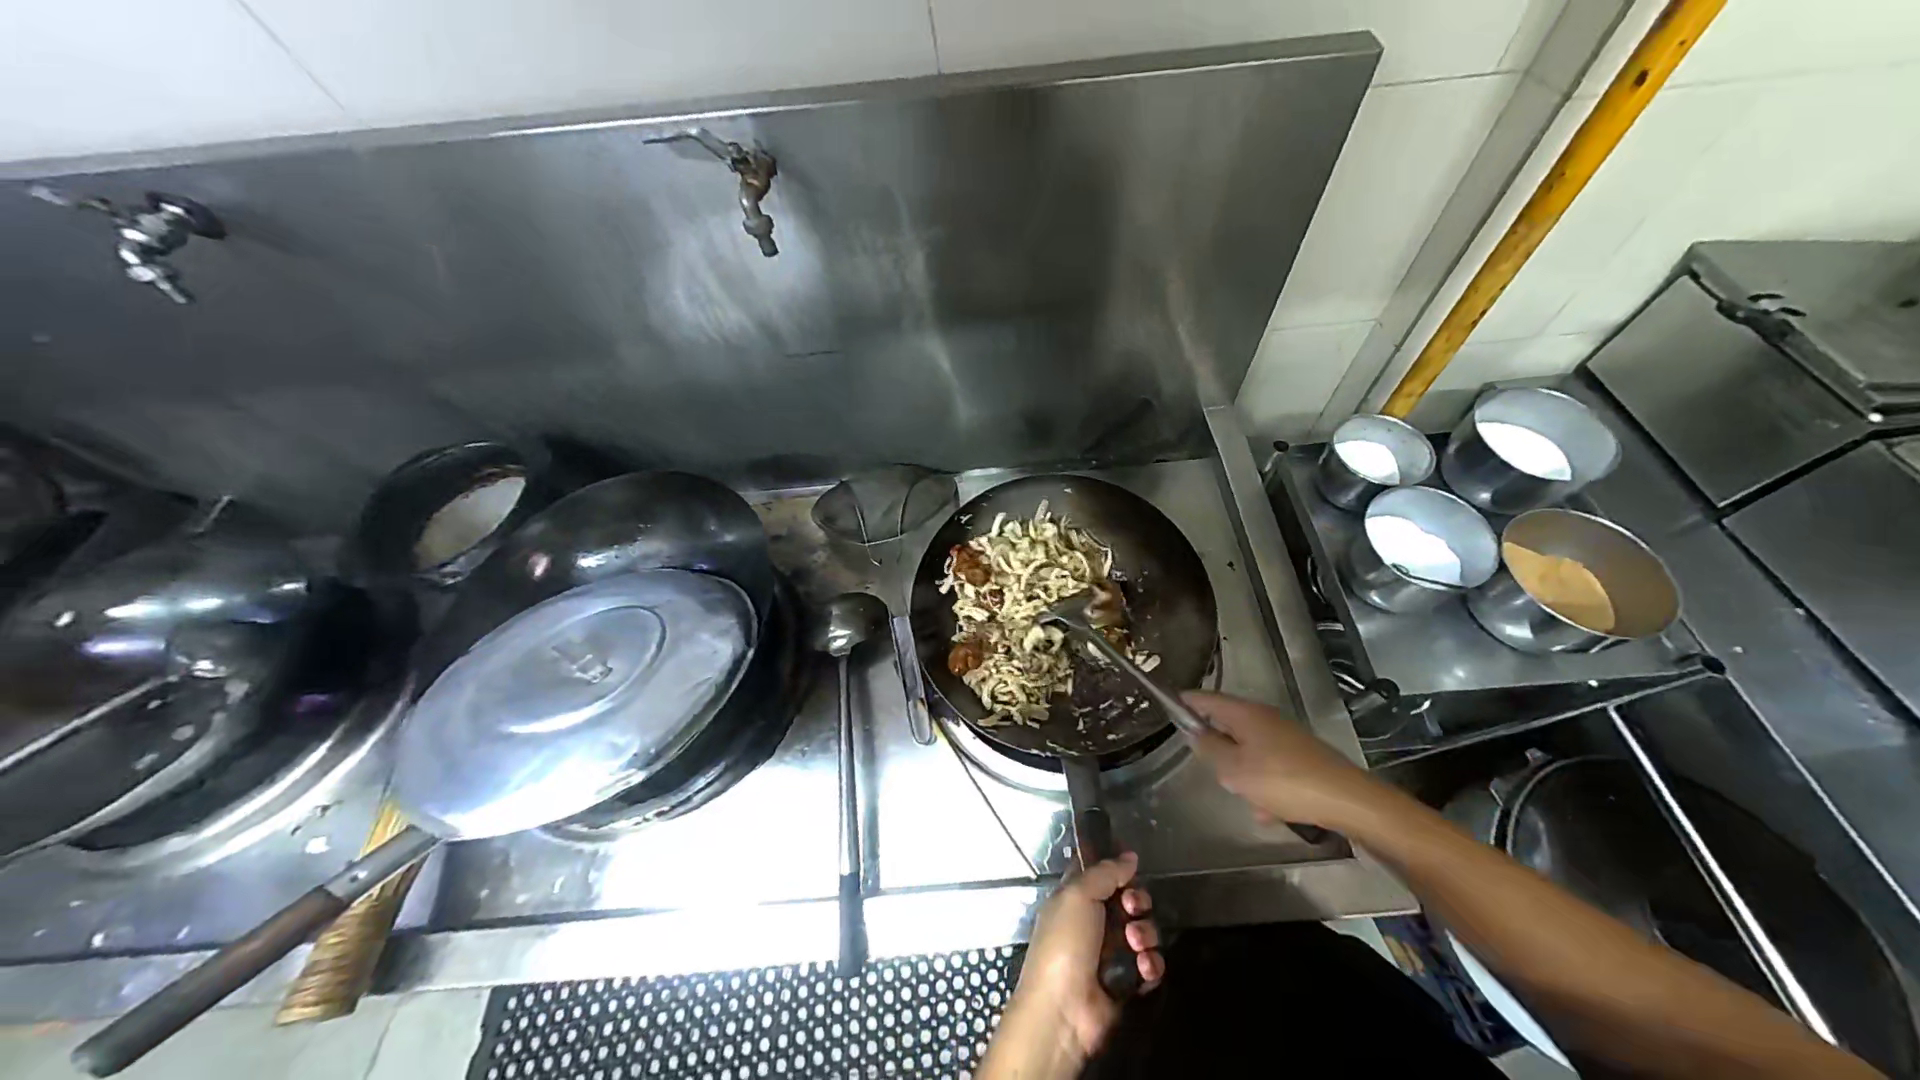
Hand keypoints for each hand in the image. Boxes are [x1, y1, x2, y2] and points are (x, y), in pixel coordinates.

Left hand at [986, 855, 1161, 1075]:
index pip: (1101, 874)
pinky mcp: (1128, 982)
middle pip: (1129, 900)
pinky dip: (1151, 964)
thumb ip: (1104, 872)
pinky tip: (1143, 967)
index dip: (1117, 868)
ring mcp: (1112, 953)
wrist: (1063, 1009)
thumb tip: (1129, 855)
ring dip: (1145, 933)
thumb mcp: (1077, 895)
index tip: (1132, 866)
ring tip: (1135, 943)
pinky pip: (1151, 964)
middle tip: (1132, 907)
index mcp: (1075, 898)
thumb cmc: (1064, 943)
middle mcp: (1094, 921)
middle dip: (1137, 901)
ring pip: (1144, 930)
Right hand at [1183, 690, 1387, 829]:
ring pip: (1250, 750)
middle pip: (1229, 724)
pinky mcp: (1303, 757)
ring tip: (1242, 796)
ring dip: (1241, 771)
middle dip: (1216, 745)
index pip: (1208, 699)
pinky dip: (1263, 784)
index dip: (1187, 701)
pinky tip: (1268, 811)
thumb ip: (1209, 748)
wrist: (1347, 800)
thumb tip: (1195, 731)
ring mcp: (1287, 737)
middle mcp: (1266, 718)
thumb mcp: (1234, 769)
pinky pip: (1271, 767)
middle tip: (1205, 764)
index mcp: (1246, 714)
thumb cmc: (1283, 781)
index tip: (1170, 705)